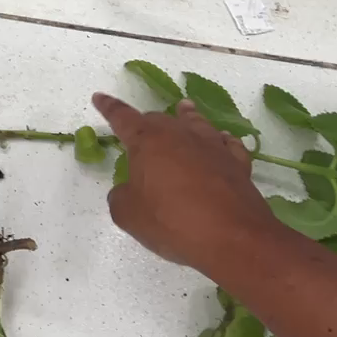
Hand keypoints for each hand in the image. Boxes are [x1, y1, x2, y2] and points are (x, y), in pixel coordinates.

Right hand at [91, 93, 280, 273]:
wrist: (234, 240)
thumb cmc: (172, 221)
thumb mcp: (127, 213)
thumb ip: (121, 195)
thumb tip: (131, 190)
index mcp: (147, 141)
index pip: (122, 117)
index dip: (108, 107)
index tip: (99, 97)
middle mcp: (179, 136)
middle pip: (160, 119)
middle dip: (146, 121)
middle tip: (139, 130)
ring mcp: (212, 149)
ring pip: (196, 123)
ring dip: (187, 116)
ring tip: (185, 108)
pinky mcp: (238, 166)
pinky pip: (228, 145)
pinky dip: (221, 141)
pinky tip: (222, 141)